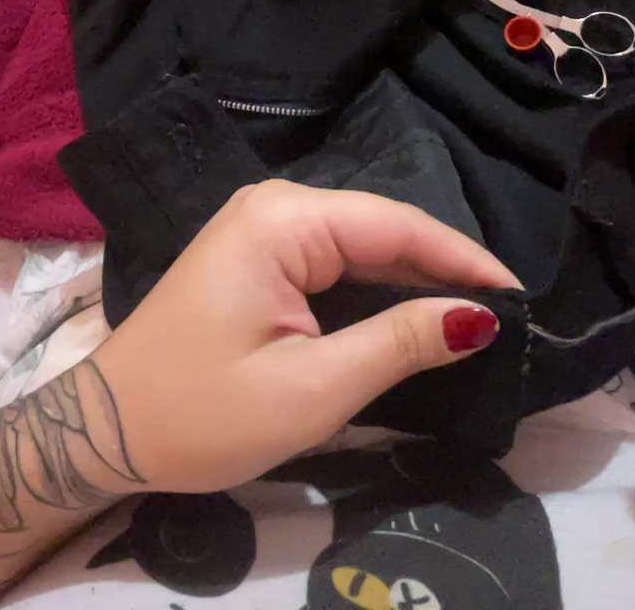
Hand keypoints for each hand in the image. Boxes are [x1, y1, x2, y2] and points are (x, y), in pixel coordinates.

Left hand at [91, 179, 521, 494]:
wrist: (110, 428)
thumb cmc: (202, 414)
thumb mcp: (311, 388)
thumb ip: (398, 342)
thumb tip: (479, 315)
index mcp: (283, 220)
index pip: (397, 225)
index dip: (465, 260)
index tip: (524, 298)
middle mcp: (276, 206)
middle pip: (382, 229)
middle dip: (444, 270)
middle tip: (507, 315)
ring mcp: (264, 226)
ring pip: (362, 244)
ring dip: (415, 279)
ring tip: (476, 315)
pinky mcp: (260, 252)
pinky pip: (335, 259)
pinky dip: (378, 286)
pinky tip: (414, 310)